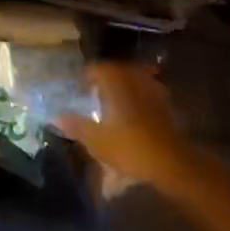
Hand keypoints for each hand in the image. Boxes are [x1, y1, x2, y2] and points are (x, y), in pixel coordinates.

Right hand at [58, 62, 205, 193]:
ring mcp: (152, 89)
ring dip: (122, 86)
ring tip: (114, 102)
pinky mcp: (165, 103)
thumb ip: (77, 126)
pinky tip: (134, 112)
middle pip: (116, 70)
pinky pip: (146, 90)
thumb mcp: (98, 141)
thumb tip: (57, 117)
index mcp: (116, 82)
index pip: (97, 68)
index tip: (80, 88)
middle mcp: (134, 78)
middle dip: (105, 79)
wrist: (172, 162)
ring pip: (132, 78)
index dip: (87, 76)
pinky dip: (137, 95)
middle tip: (95, 94)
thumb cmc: (130, 148)